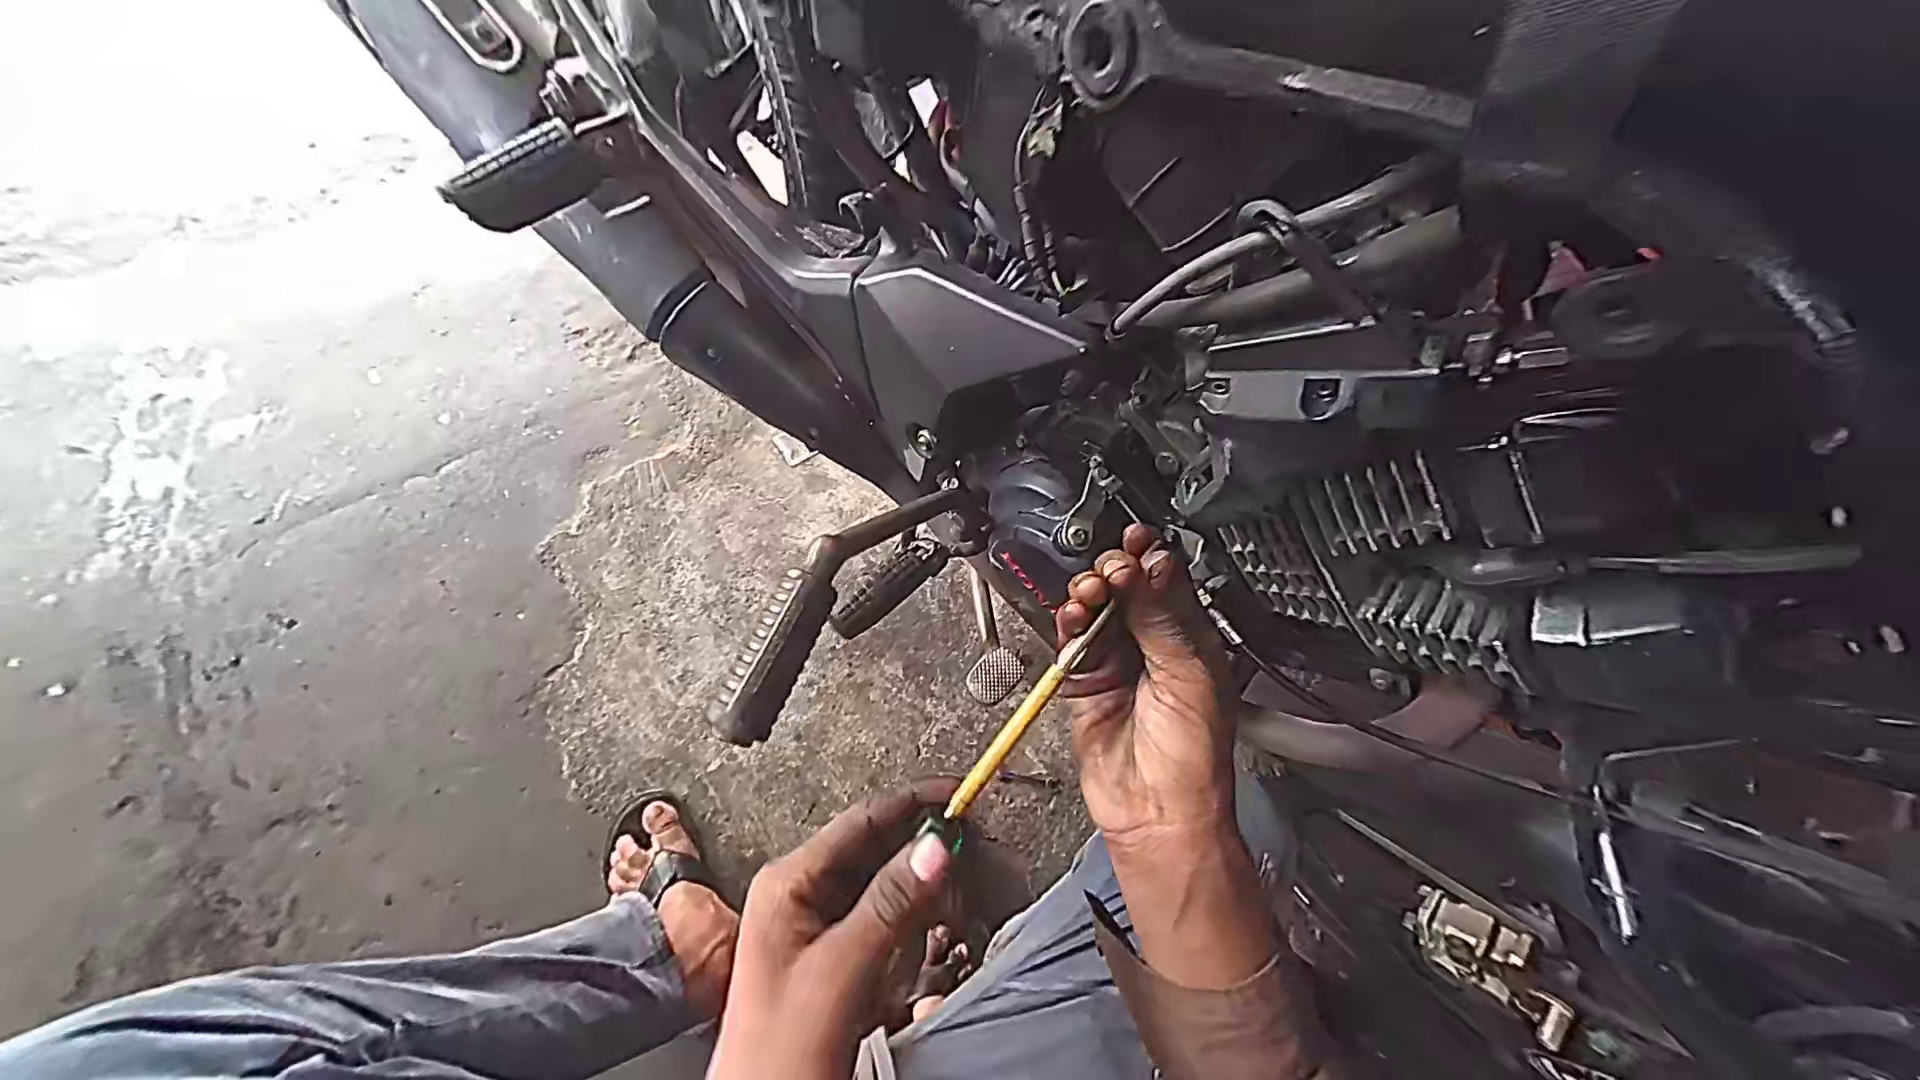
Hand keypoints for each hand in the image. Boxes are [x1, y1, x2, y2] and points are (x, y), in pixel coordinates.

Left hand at [708, 781, 956, 1079]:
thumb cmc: (776, 1058)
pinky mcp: (836, 955)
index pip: (862, 819)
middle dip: (921, 864)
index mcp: (790, 882)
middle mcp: (803, 894)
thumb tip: (933, 847)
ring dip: (917, 908)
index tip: (956, 797)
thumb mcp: (839, 972)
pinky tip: (908, 966)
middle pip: (878, 852)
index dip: (913, 803)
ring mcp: (819, 925)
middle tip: (959, 875)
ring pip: (887, 889)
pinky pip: (886, 925)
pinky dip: (908, 937)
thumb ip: (890, 903)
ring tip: (931, 932)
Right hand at [1058, 523, 1235, 851]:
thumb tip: (1148, 568)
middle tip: (1114, 570)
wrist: (1157, 812)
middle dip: (1116, 571)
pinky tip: (1073, 613)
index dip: (1149, 558)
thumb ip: (1162, 618)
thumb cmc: (1192, 758)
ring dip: (1090, 592)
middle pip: (1126, 591)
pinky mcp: (1085, 680)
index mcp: (1190, 641)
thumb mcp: (1189, 676)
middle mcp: (1152, 646)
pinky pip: (1071, 639)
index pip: (1166, 584)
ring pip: (1096, 610)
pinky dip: (1068, 621)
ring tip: (1092, 591)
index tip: (1137, 541)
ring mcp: (1117, 662)